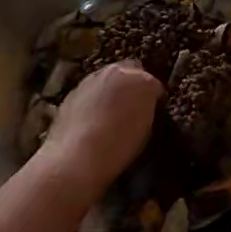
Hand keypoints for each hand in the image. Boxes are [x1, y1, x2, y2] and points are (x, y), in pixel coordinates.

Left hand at [35, 61, 161, 191]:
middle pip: (133, 71)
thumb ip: (146, 111)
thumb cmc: (117, 149)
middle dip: (134, 85)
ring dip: (112, 89)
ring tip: (109, 113)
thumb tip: (142, 110)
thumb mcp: (145, 131)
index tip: (152, 112)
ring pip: (109, 78)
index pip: (156, 86)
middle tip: (132, 106)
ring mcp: (94, 78)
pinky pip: (90, 89)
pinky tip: (91, 119)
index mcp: (144, 82)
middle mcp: (120, 73)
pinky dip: (94, 98)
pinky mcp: (74, 89)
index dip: (155, 100)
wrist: (75, 160)